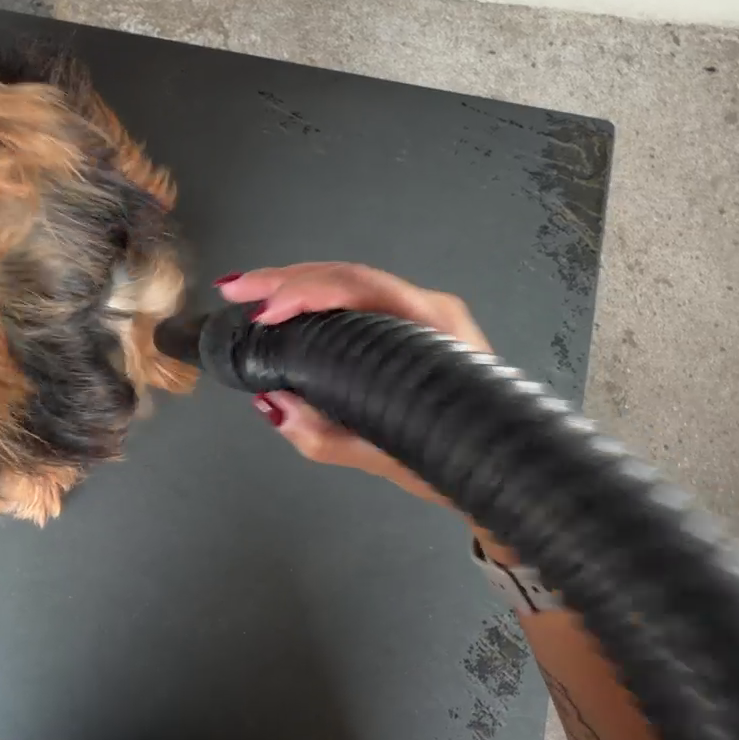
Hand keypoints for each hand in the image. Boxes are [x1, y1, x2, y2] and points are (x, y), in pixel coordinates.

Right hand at [215, 263, 491, 506]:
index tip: (265, 315)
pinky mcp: (407, 320)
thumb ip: (325, 436)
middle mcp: (426, 307)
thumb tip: (270, 404)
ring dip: (291, 282)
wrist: (504, 464)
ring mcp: (418, 310)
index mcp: (430, 328)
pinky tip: (280, 302)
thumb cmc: (455, 459)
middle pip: (345, 275)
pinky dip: (311, 294)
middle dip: (282, 279)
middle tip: (234, 288)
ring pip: (346, 280)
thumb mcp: (386, 458)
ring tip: (246, 291)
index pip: (359, 289)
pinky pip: (352, 296)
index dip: (306, 294)